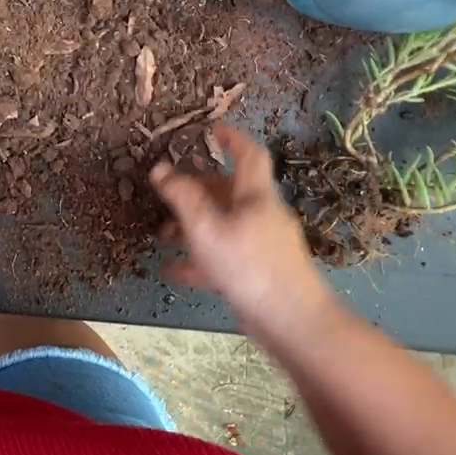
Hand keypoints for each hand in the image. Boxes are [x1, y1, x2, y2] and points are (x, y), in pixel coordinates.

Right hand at [151, 123, 338, 346]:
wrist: (295, 325)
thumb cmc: (250, 267)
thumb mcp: (206, 228)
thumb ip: (181, 196)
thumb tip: (160, 168)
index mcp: (256, 197)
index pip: (249, 155)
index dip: (232, 138)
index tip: (211, 128)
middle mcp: (263, 215)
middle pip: (228, 191)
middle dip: (195, 188)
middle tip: (164, 192)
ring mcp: (264, 245)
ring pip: (223, 223)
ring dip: (192, 224)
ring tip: (162, 235)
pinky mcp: (261, 273)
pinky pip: (225, 254)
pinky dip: (200, 257)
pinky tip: (174, 270)